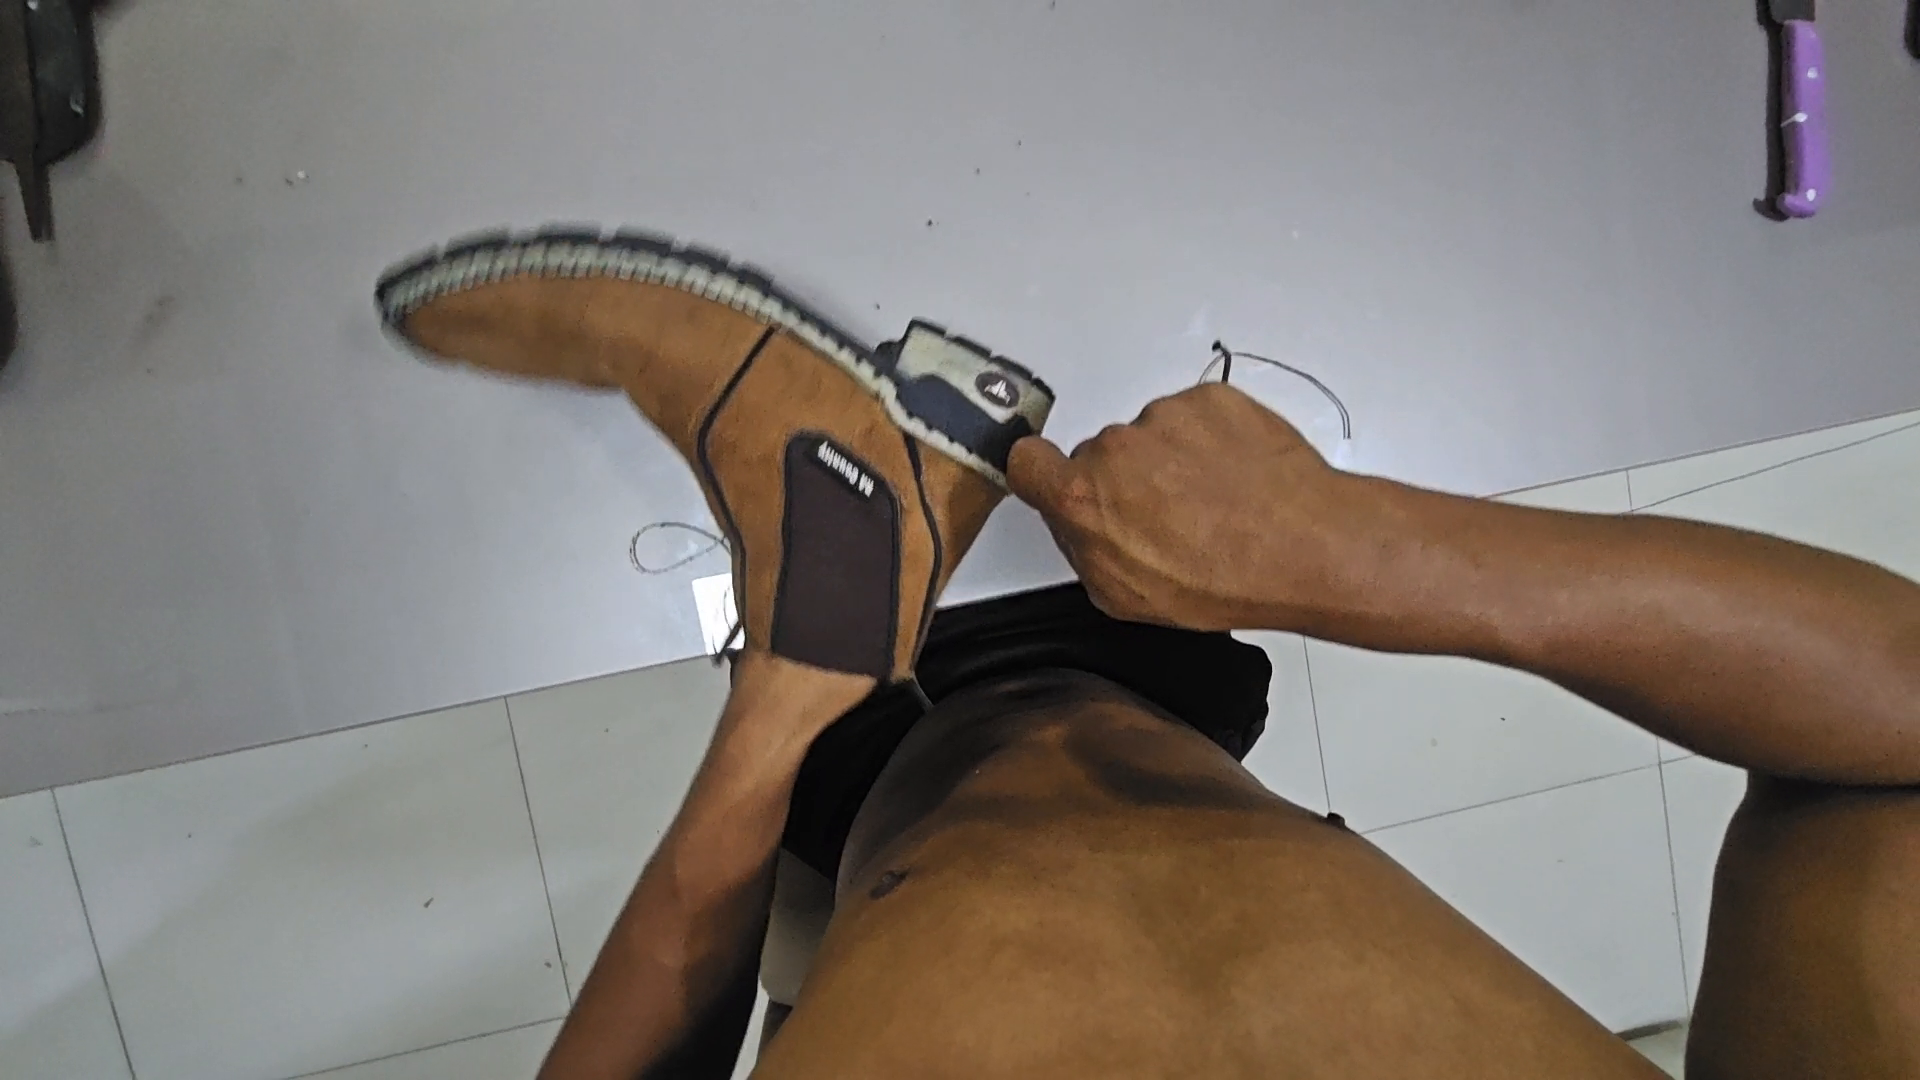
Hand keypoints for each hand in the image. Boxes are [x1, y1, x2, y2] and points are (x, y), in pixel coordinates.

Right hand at [1006, 383, 1379, 632]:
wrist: (1304, 547)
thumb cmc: (1218, 581)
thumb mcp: (1124, 596)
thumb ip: (1083, 549)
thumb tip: (1078, 523)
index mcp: (1082, 498)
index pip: (1026, 461)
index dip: (1040, 472)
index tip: (1058, 481)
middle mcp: (1114, 447)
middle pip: (1099, 456)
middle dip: (1122, 481)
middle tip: (1169, 515)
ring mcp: (1163, 417)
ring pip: (1148, 436)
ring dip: (1169, 461)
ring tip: (1214, 500)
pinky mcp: (1208, 399)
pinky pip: (1191, 417)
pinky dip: (1208, 441)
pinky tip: (1234, 477)